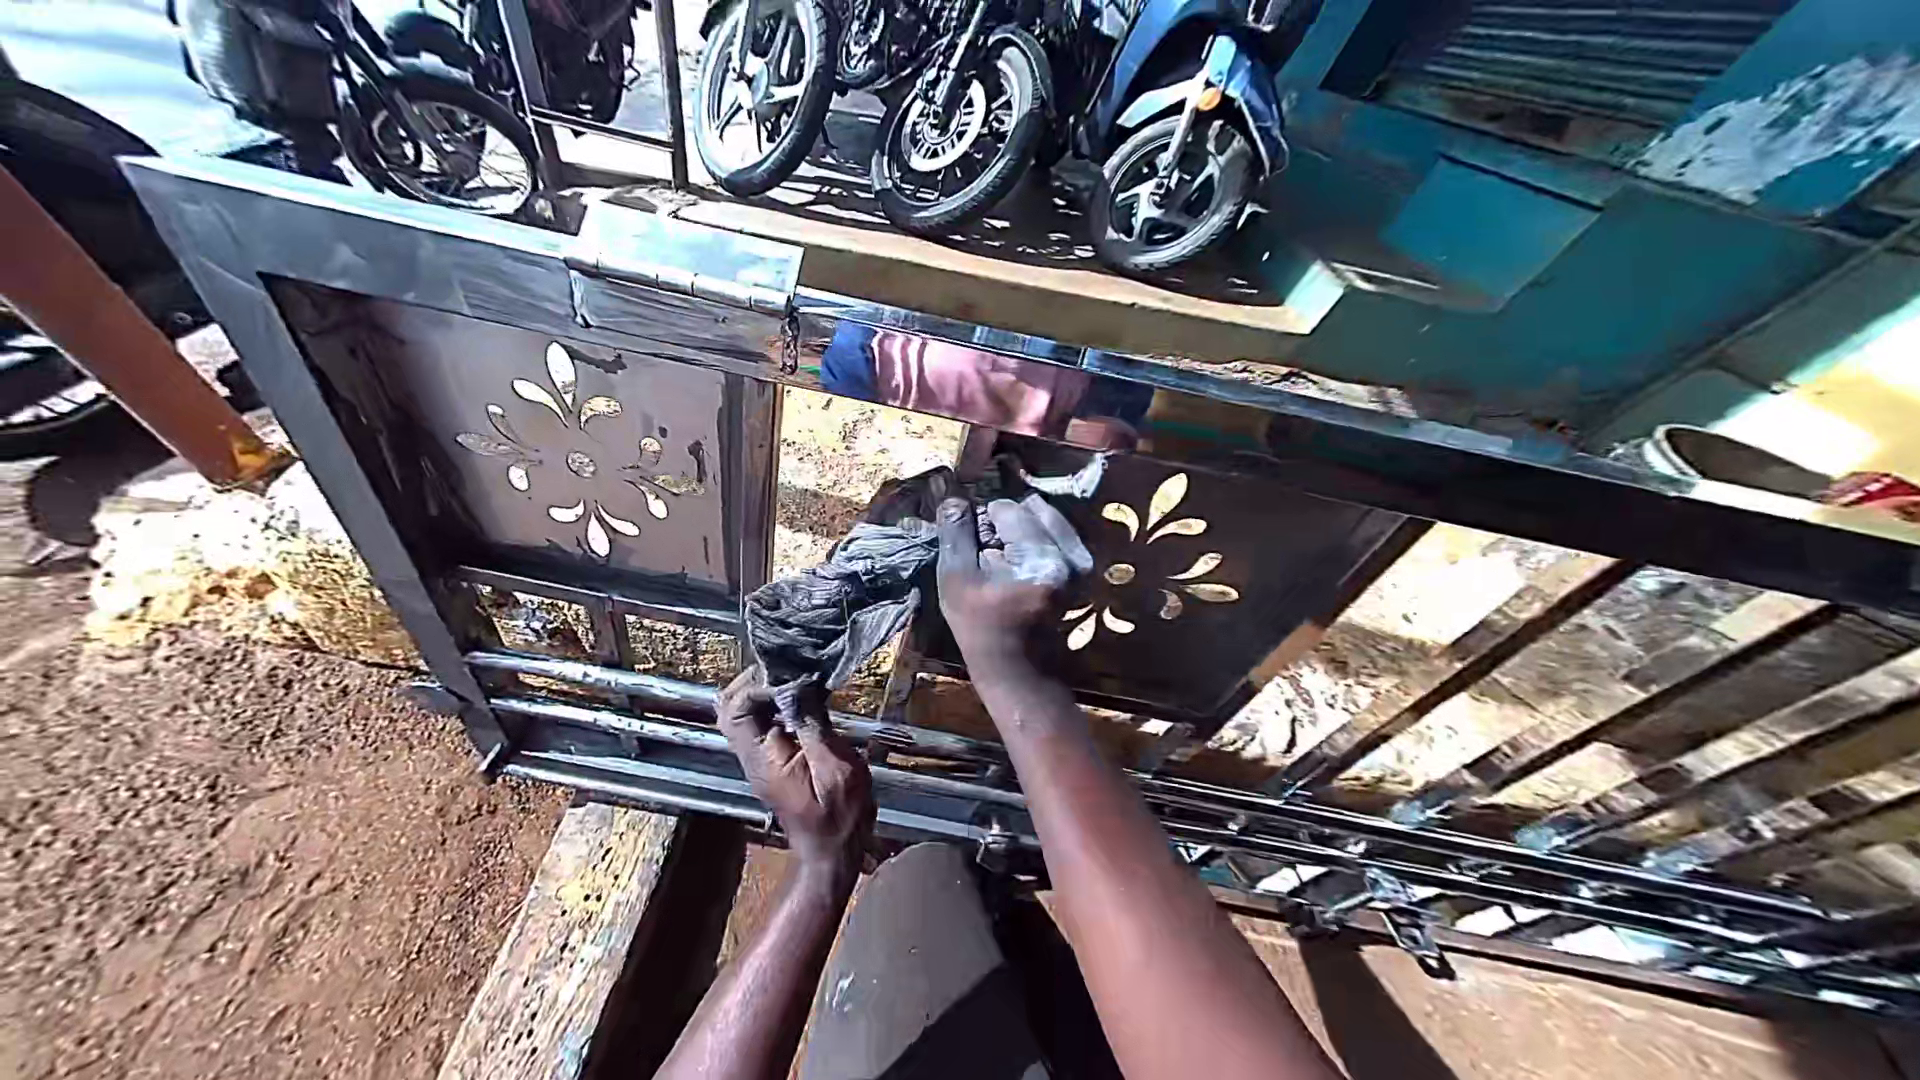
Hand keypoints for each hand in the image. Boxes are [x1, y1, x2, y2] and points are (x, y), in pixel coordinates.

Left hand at [717, 666, 873, 875]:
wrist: (833, 852)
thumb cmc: (840, 815)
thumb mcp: (837, 768)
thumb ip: (814, 726)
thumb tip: (798, 685)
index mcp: (763, 759)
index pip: (735, 709)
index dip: (759, 683)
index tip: (792, 675)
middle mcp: (752, 756)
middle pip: (729, 707)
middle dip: (754, 680)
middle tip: (788, 667)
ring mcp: (759, 759)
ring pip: (740, 712)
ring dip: (761, 689)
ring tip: (795, 676)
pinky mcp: (771, 759)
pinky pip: (759, 721)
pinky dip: (773, 702)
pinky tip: (801, 695)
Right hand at [936, 493, 1092, 656]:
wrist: (1017, 666)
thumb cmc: (979, 625)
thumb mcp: (956, 577)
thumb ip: (955, 532)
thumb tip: (955, 496)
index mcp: (1041, 559)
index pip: (1007, 508)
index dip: (984, 523)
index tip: (977, 551)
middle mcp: (1071, 554)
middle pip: (1031, 507)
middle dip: (1008, 522)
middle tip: (992, 555)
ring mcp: (1082, 561)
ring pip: (1046, 516)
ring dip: (1023, 529)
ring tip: (1007, 561)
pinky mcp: (1084, 567)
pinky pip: (1057, 531)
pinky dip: (1037, 539)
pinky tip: (1023, 565)